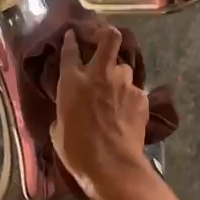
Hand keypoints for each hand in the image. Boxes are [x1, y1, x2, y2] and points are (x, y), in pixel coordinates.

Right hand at [50, 24, 150, 199]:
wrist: (111, 165)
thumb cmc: (76, 150)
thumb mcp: (58, 130)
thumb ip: (63, 112)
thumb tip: (65, 114)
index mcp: (72, 80)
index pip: (70, 50)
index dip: (71, 40)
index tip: (73, 35)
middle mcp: (99, 74)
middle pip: (109, 38)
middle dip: (106, 34)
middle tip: (104, 41)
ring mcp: (123, 83)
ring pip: (124, 67)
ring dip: (118, 75)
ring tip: (116, 88)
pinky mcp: (141, 97)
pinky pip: (134, 91)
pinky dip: (130, 97)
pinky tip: (127, 111)